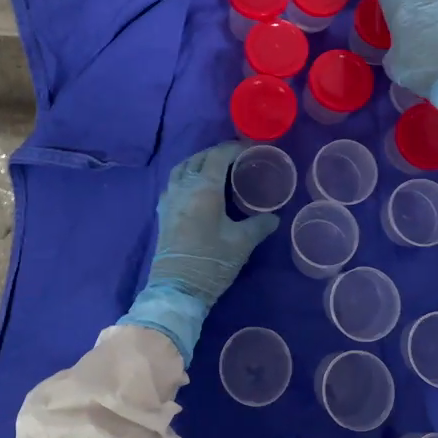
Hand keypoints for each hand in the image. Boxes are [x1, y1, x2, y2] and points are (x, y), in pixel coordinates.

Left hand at [118, 142, 278, 363]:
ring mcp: (169, 199)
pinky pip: (173, 182)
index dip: (235, 148)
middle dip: (217, 153)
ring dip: (198, 161)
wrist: (177, 289)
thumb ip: (259, 225)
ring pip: (182, 167)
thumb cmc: (211, 262)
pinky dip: (185, 176)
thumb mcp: (242, 243)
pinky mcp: (162, 212)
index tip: (251, 148)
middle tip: (236, 158)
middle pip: (198, 158)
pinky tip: (195, 187)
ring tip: (215, 168)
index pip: (218, 156)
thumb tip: (274, 217)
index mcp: (204, 188)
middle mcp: (183, 187)